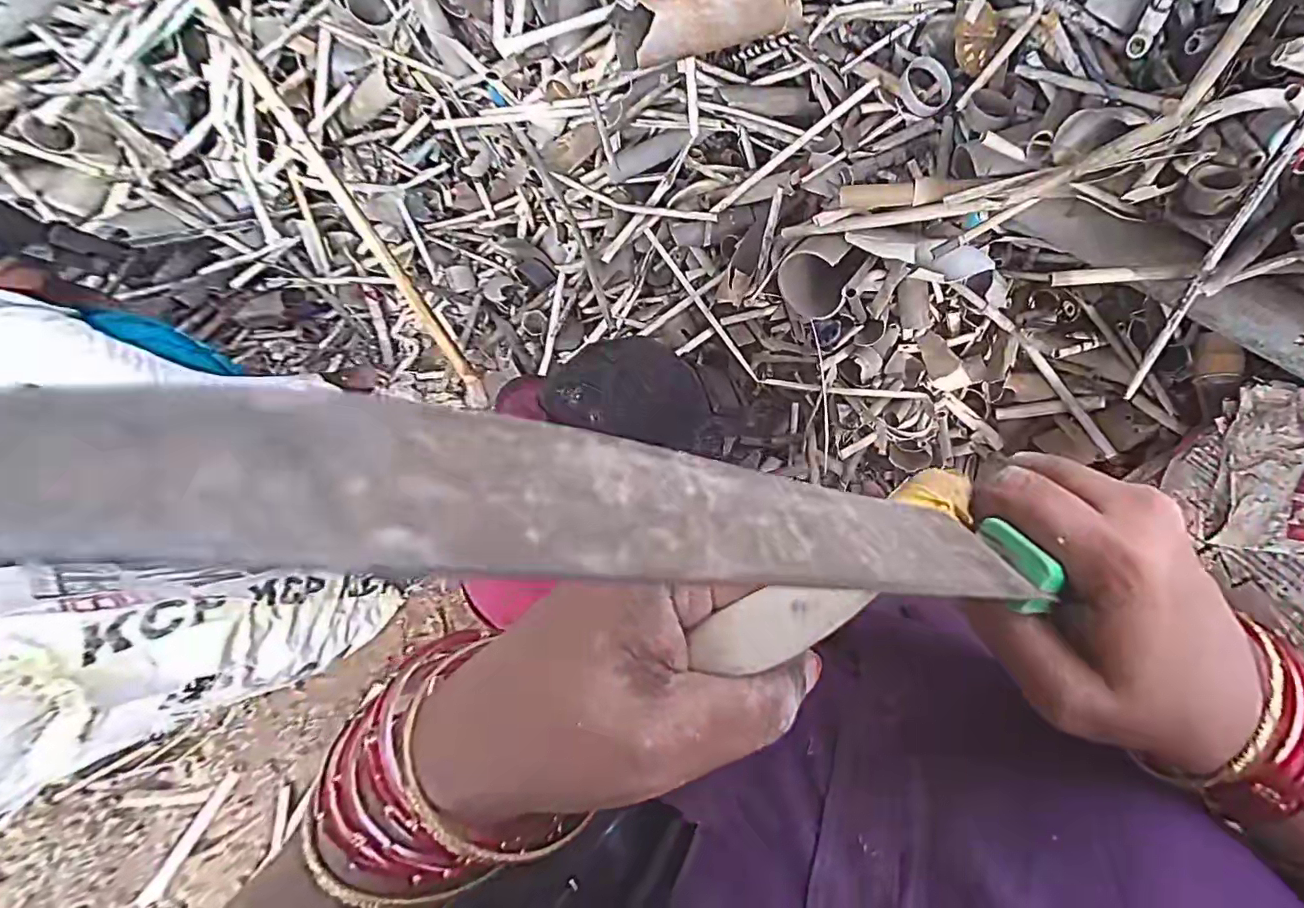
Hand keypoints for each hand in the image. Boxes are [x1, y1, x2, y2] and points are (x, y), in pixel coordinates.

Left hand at [410, 582, 819, 825]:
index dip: (815, 586)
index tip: (839, 620)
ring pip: (741, 605)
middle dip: (766, 639)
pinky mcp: (651, 596)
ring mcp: (658, 571)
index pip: (775, 556)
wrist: (465, 751)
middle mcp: (669, 551)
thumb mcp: (663, 742)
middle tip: (738, 695)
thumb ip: (755, 708)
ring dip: (739, 654)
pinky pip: (715, 618)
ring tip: (696, 699)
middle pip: (762, 581)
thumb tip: (806, 671)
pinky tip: (682, 689)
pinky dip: (716, 656)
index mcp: (671, 563)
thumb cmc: (553, 740)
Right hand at [964, 453, 1265, 776]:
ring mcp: (1150, 498)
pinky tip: (1074, 554)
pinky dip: (1059, 508)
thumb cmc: (1145, 702)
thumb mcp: (1064, 696)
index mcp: (1118, 556)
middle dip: (1005, 508)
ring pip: (1053, 472)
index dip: (984, 516)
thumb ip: (1006, 633)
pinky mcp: (1152, 497)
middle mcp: (1138, 509)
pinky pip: (1078, 482)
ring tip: (1047, 563)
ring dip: (1032, 508)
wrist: (1227, 694)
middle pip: (1033, 471)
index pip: (1020, 492)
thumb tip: (965, 572)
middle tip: (1012, 562)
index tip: (982, 554)